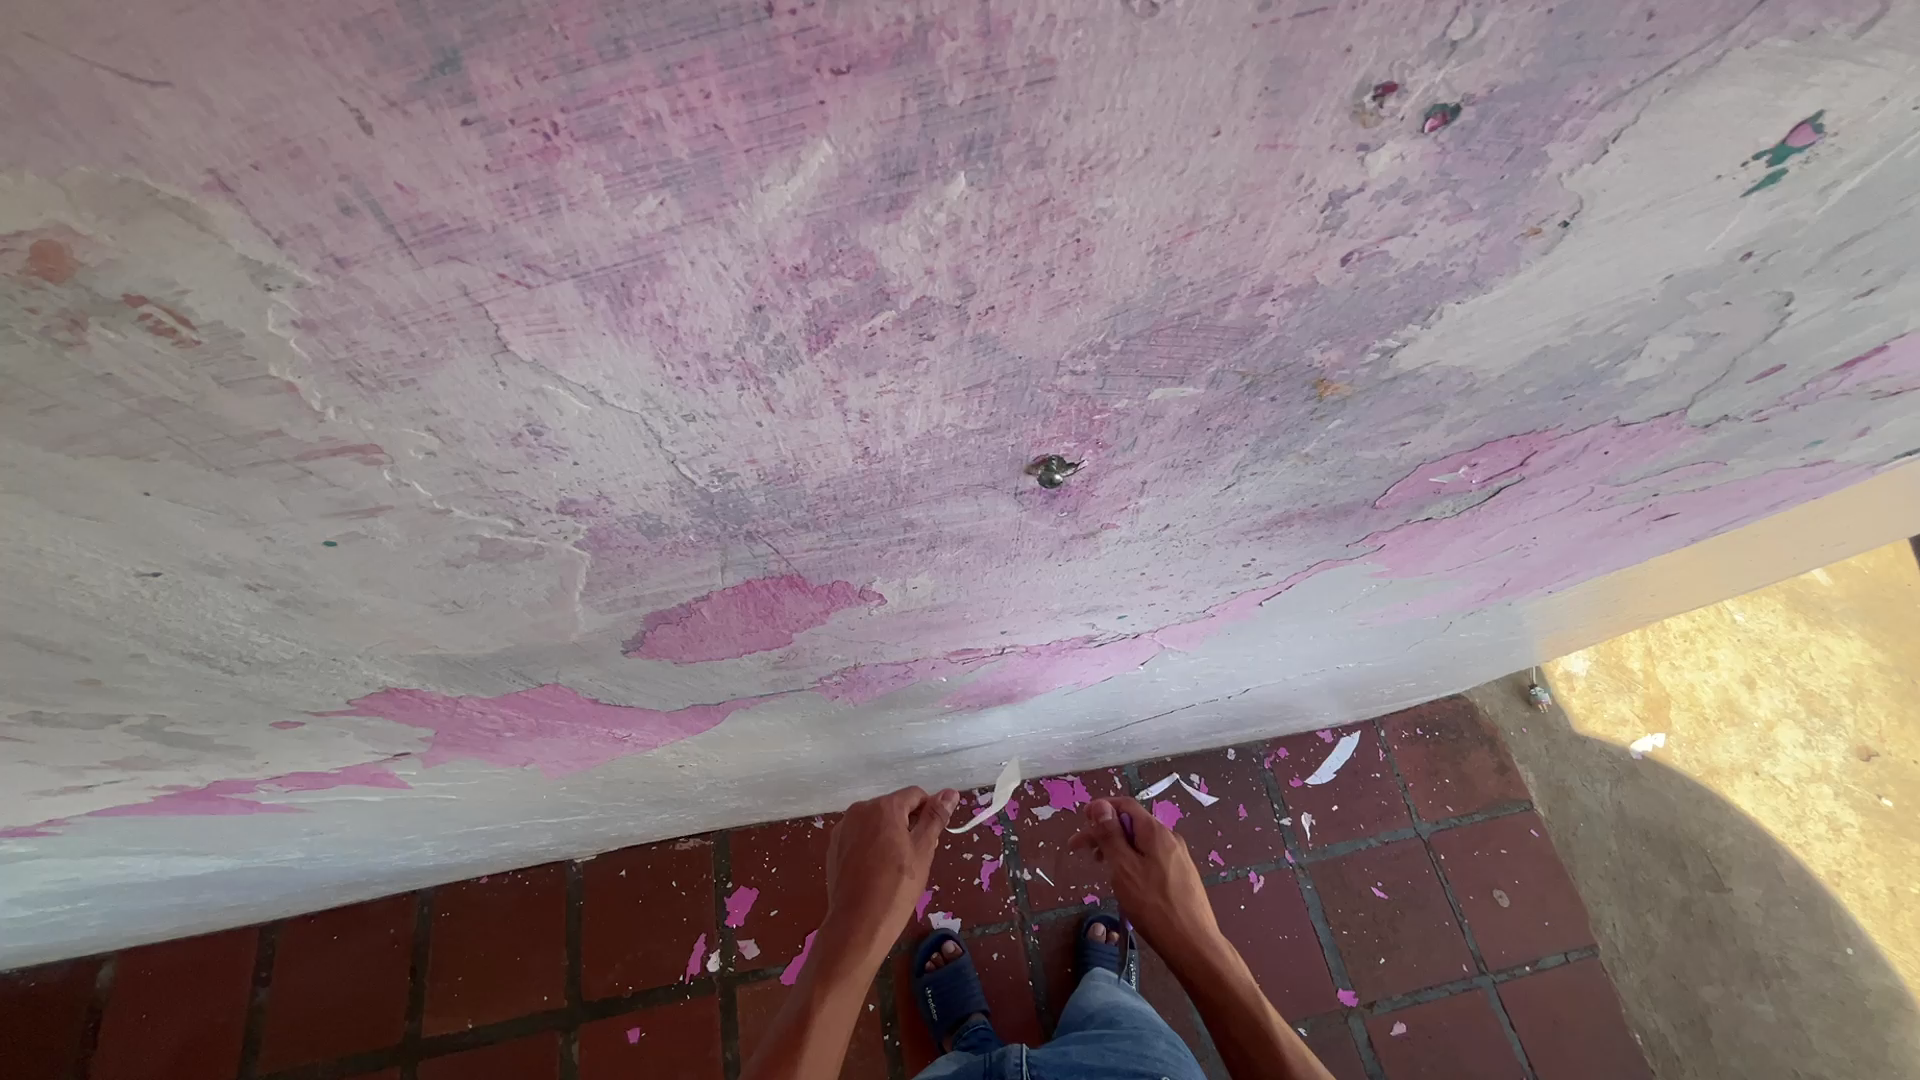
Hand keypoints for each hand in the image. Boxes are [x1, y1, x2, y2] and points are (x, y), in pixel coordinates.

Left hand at [822, 786, 959, 956]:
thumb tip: (951, 792)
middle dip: (908, 824)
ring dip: (889, 834)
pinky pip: (859, 835)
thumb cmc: (897, 888)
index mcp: (884, 807)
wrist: (858, 925)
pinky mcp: (834, 846)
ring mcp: (843, 828)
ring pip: (876, 822)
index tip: (931, 839)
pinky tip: (875, 871)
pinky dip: (870, 845)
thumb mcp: (923, 851)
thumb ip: (935, 818)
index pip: (915, 795)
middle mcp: (860, 809)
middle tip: (915, 857)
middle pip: (894, 807)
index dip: (928, 813)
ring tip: (895, 867)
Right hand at [1071, 796, 1222, 958]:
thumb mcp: (1124, 869)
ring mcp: (1179, 858)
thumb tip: (1100, 805)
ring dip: (1118, 847)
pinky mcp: (1182, 876)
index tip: (1082, 822)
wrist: (1195, 947)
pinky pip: (1152, 858)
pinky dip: (1133, 860)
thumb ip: (1111, 835)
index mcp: (1156, 832)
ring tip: (1101, 866)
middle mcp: (1170, 839)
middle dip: (1105, 831)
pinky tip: (1127, 881)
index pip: (1125, 805)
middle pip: (1132, 824)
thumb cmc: (1154, 906)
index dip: (1101, 808)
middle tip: (1081, 849)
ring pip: (1142, 843)